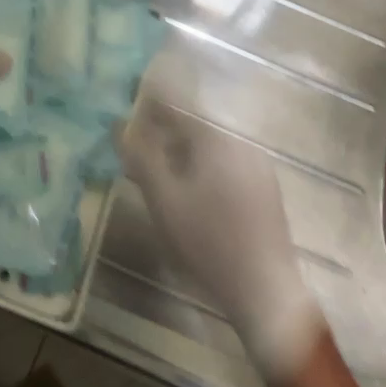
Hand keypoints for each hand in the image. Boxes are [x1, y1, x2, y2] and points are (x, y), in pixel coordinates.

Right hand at [122, 93, 325, 384]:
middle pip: (195, 120)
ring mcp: (256, 163)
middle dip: (164, 123)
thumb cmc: (208, 242)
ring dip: (181, 145)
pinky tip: (187, 186)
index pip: (178, 101)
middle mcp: (240, 141)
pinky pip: (224, 160)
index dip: (150, 98)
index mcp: (216, 137)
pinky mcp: (263, 186)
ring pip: (210, 141)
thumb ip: (141, 156)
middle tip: (135, 138)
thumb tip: (121, 123)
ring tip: (155, 163)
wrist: (265, 289)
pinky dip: (200, 162)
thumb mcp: (164, 200)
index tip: (126, 101)